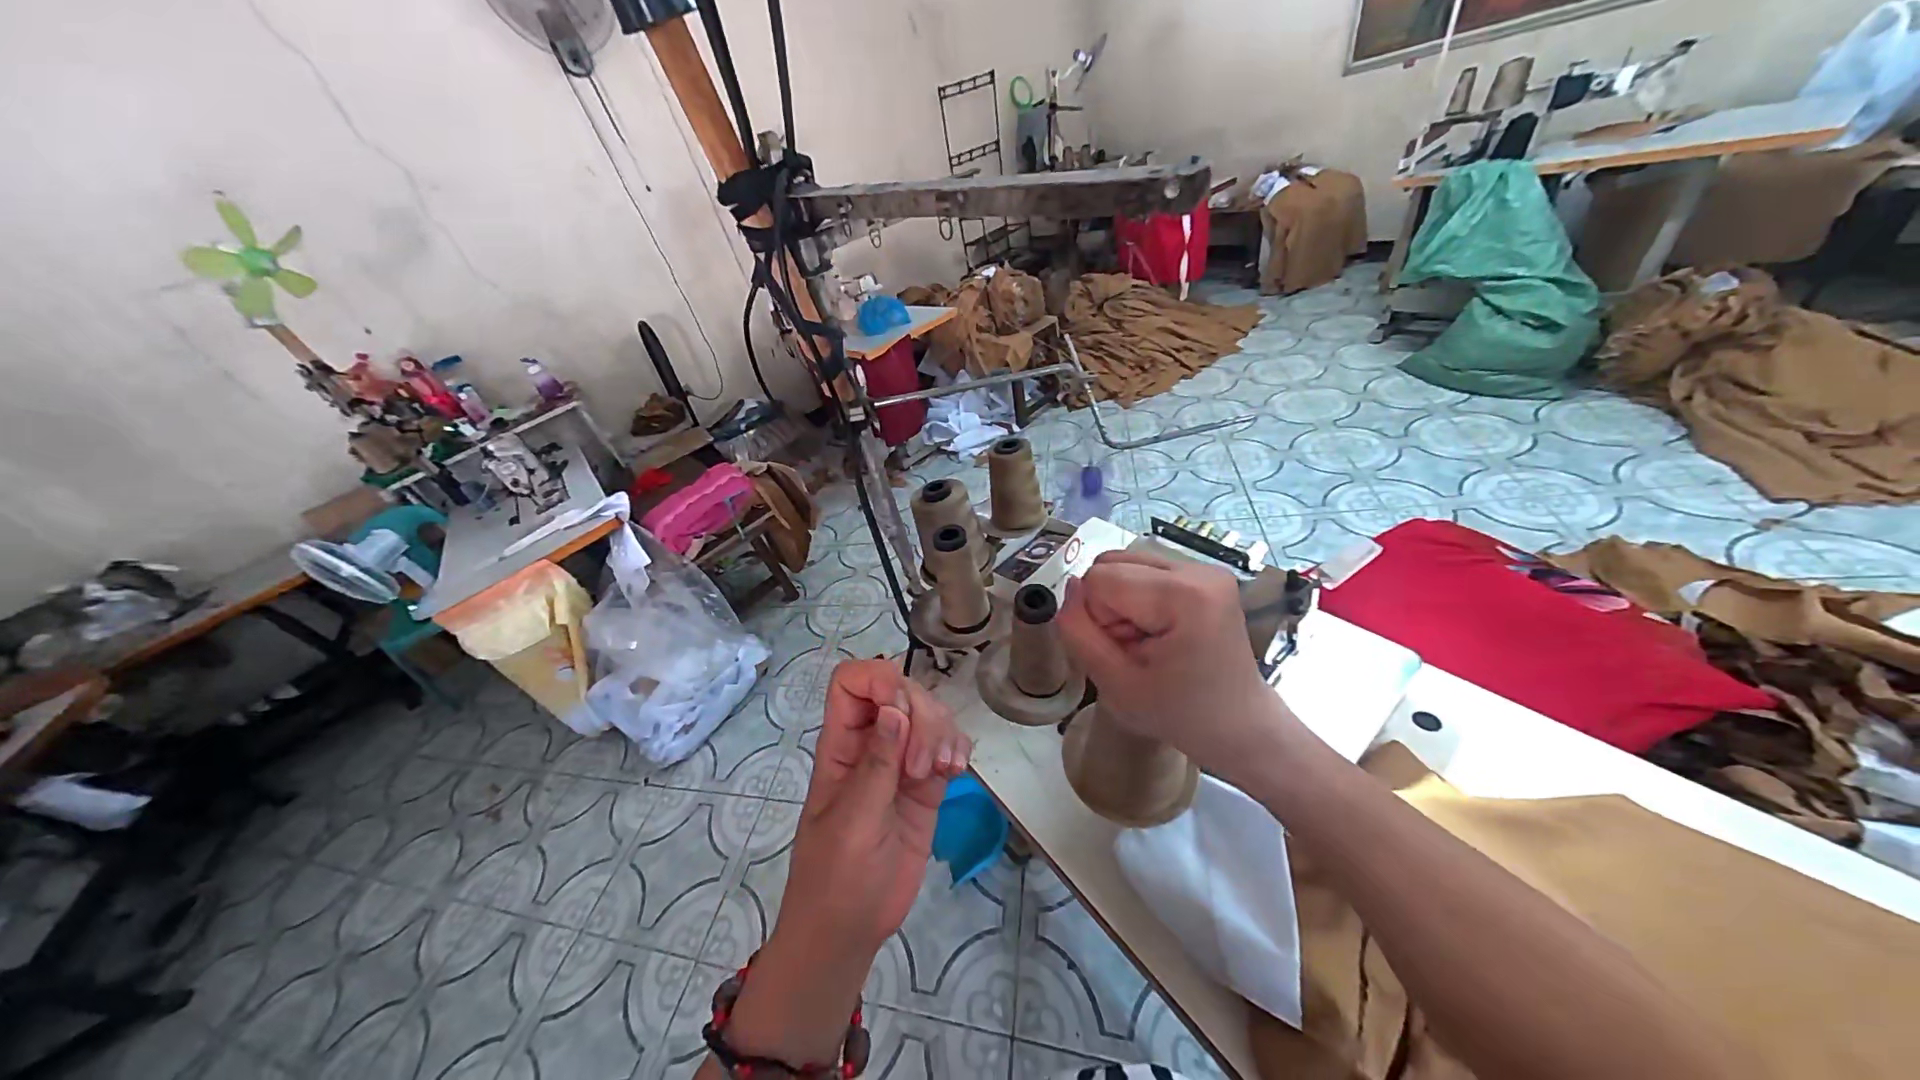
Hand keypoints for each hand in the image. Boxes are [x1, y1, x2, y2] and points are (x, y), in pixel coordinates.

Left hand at [778, 659, 965, 953]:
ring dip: (944, 732)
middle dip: (921, 715)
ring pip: (929, 714)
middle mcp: (872, 744)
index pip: (851, 682)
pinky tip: (956, 772)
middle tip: (924, 766)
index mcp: (840, 745)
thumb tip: (894, 710)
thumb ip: (876, 766)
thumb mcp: (852, 822)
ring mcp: (901, 762)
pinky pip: (948, 745)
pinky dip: (958, 748)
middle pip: (900, 691)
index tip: (900, 713)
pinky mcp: (926, 784)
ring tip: (944, 771)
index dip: (877, 681)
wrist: (850, 927)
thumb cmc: (836, 877)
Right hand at [1057, 551, 1284, 778]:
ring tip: (1149, 641)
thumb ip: (1079, 632)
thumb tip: (1069, 587)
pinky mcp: (1206, 574)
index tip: (1125, 654)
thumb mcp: (1115, 684)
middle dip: (1109, 606)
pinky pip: (1145, 571)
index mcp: (1183, 594)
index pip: (1100, 578)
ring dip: (1122, 602)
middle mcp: (1198, 569)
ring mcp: (1206, 568)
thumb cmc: (1180, 715)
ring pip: (1125, 564)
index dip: (1098, 619)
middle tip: (1137, 648)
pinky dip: (1139, 598)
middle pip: (1112, 563)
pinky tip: (1161, 631)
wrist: (1240, 726)